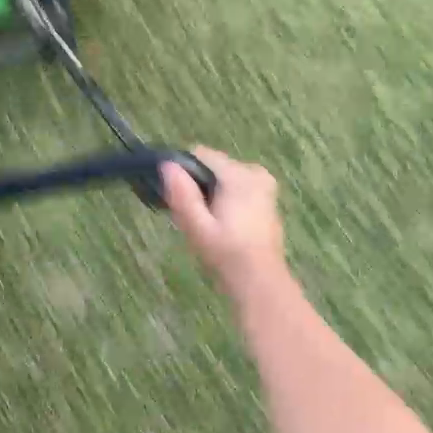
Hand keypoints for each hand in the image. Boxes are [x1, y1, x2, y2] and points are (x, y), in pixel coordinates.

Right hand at [161, 147, 285, 288]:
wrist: (259, 279)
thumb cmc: (225, 253)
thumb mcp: (197, 226)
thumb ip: (182, 193)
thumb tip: (166, 164)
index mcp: (239, 175)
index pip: (200, 154)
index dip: (183, 171)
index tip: (177, 197)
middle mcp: (255, 171)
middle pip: (212, 165)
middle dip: (197, 184)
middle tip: (192, 216)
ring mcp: (264, 183)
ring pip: (222, 176)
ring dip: (209, 192)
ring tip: (206, 221)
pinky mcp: (266, 196)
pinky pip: (236, 185)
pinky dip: (224, 197)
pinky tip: (221, 222)